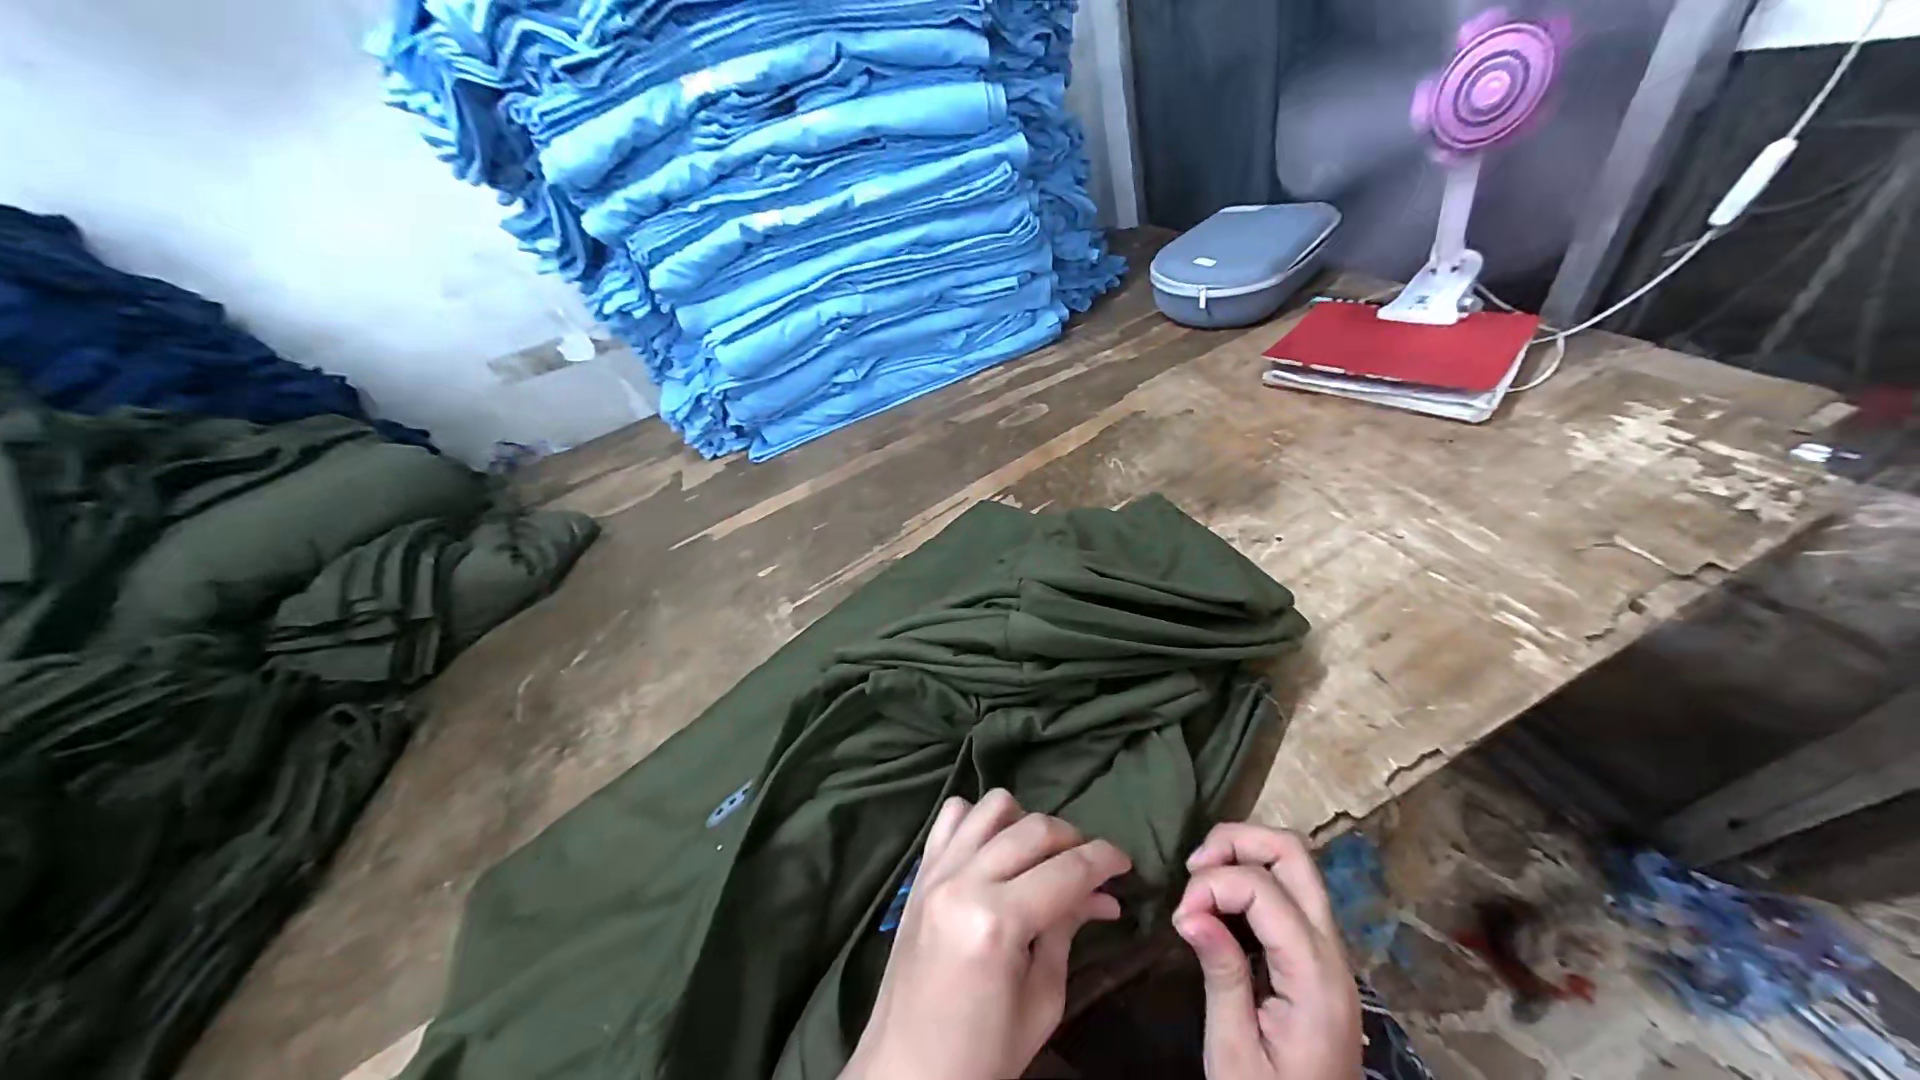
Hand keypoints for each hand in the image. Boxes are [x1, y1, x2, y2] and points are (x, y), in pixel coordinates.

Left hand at [843, 790, 1130, 1079]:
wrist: (908, 1070)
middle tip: (1093, 866)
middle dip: (1075, 839)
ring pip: (993, 807)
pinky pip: (952, 816)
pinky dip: (982, 820)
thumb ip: (1067, 931)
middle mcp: (963, 881)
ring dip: (1028, 822)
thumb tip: (1099, 894)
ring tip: (1044, 857)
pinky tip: (997, 849)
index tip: (1125, 863)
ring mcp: (935, 871)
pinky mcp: (919, 873)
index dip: (1104, 860)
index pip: (1066, 870)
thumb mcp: (1042, 1001)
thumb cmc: (983, 1054)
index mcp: (996, 922)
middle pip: (1034, 829)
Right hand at [1174, 824, 1361, 1079]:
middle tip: (1193, 870)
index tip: (1180, 919)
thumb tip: (1190, 911)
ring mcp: (1330, 949)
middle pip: (1292, 853)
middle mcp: (1332, 951)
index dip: (1212, 886)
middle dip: (1235, 841)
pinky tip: (1221, 897)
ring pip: (1294, 862)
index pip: (1264, 888)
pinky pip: (1290, 887)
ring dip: (1243, 852)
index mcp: (1315, 977)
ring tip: (1202, 879)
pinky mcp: (1317, 953)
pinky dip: (1251, 872)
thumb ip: (1221, 975)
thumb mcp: (1235, 1053)